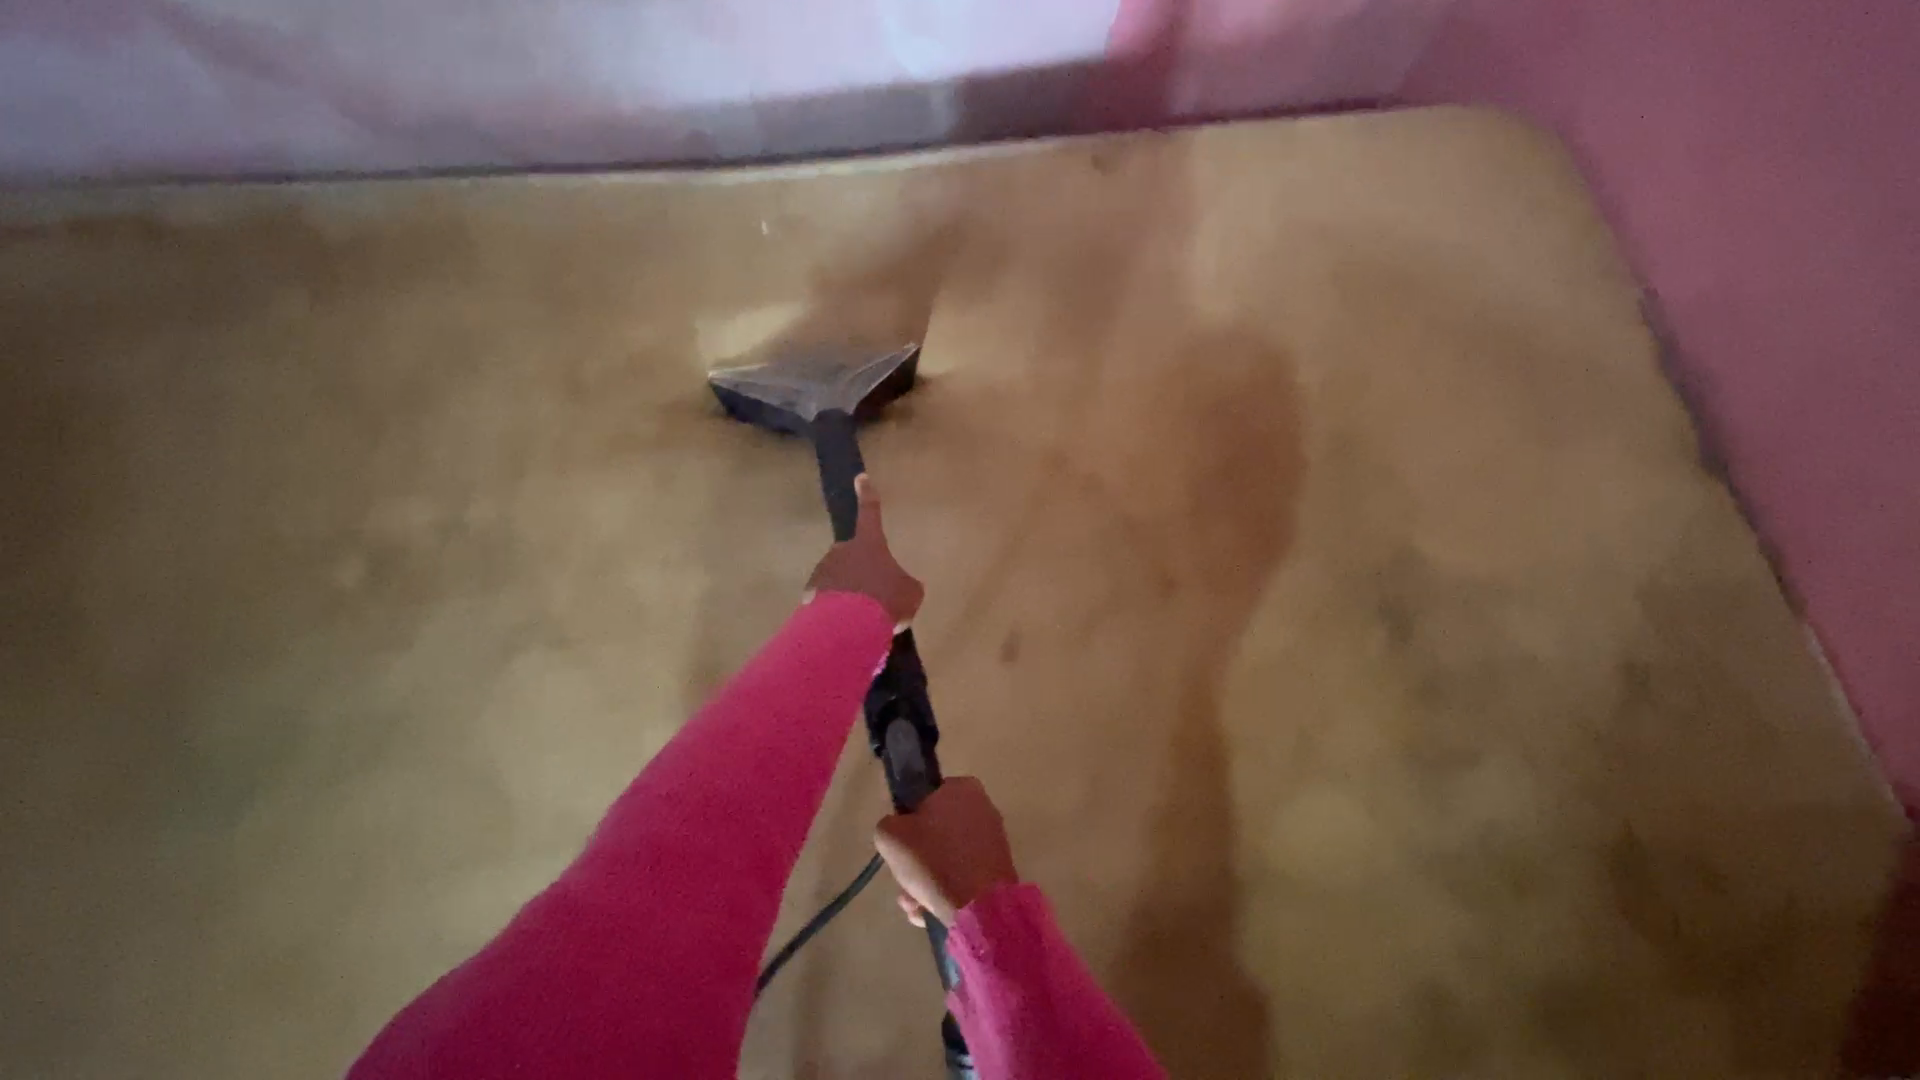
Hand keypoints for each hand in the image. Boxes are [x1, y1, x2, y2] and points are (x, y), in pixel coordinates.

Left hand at [805, 474, 923, 627]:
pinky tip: (843, 625)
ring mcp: (824, 570)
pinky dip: (833, 608)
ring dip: (847, 591)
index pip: (870, 512)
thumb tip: (904, 586)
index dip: (868, 495)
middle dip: (859, 570)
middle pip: (852, 554)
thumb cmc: (886, 601)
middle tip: (872, 595)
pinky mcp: (811, 592)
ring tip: (860, 617)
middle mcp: (842, 550)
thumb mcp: (910, 593)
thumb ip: (906, 585)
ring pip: (837, 577)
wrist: (851, 626)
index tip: (861, 477)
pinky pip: (824, 597)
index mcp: (869, 543)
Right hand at [874, 776, 1020, 925]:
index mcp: (962, 788)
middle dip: (916, 859)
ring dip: (925, 881)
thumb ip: (889, 825)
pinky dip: (945, 892)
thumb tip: (898, 831)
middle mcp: (983, 808)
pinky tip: (929, 912)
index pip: (925, 797)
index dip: (908, 820)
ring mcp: (993, 840)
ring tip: (914, 905)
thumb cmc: (933, 860)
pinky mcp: (997, 869)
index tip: (900, 842)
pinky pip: (962, 876)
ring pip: (946, 858)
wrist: (978, 907)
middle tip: (904, 879)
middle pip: (935, 832)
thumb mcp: (890, 835)